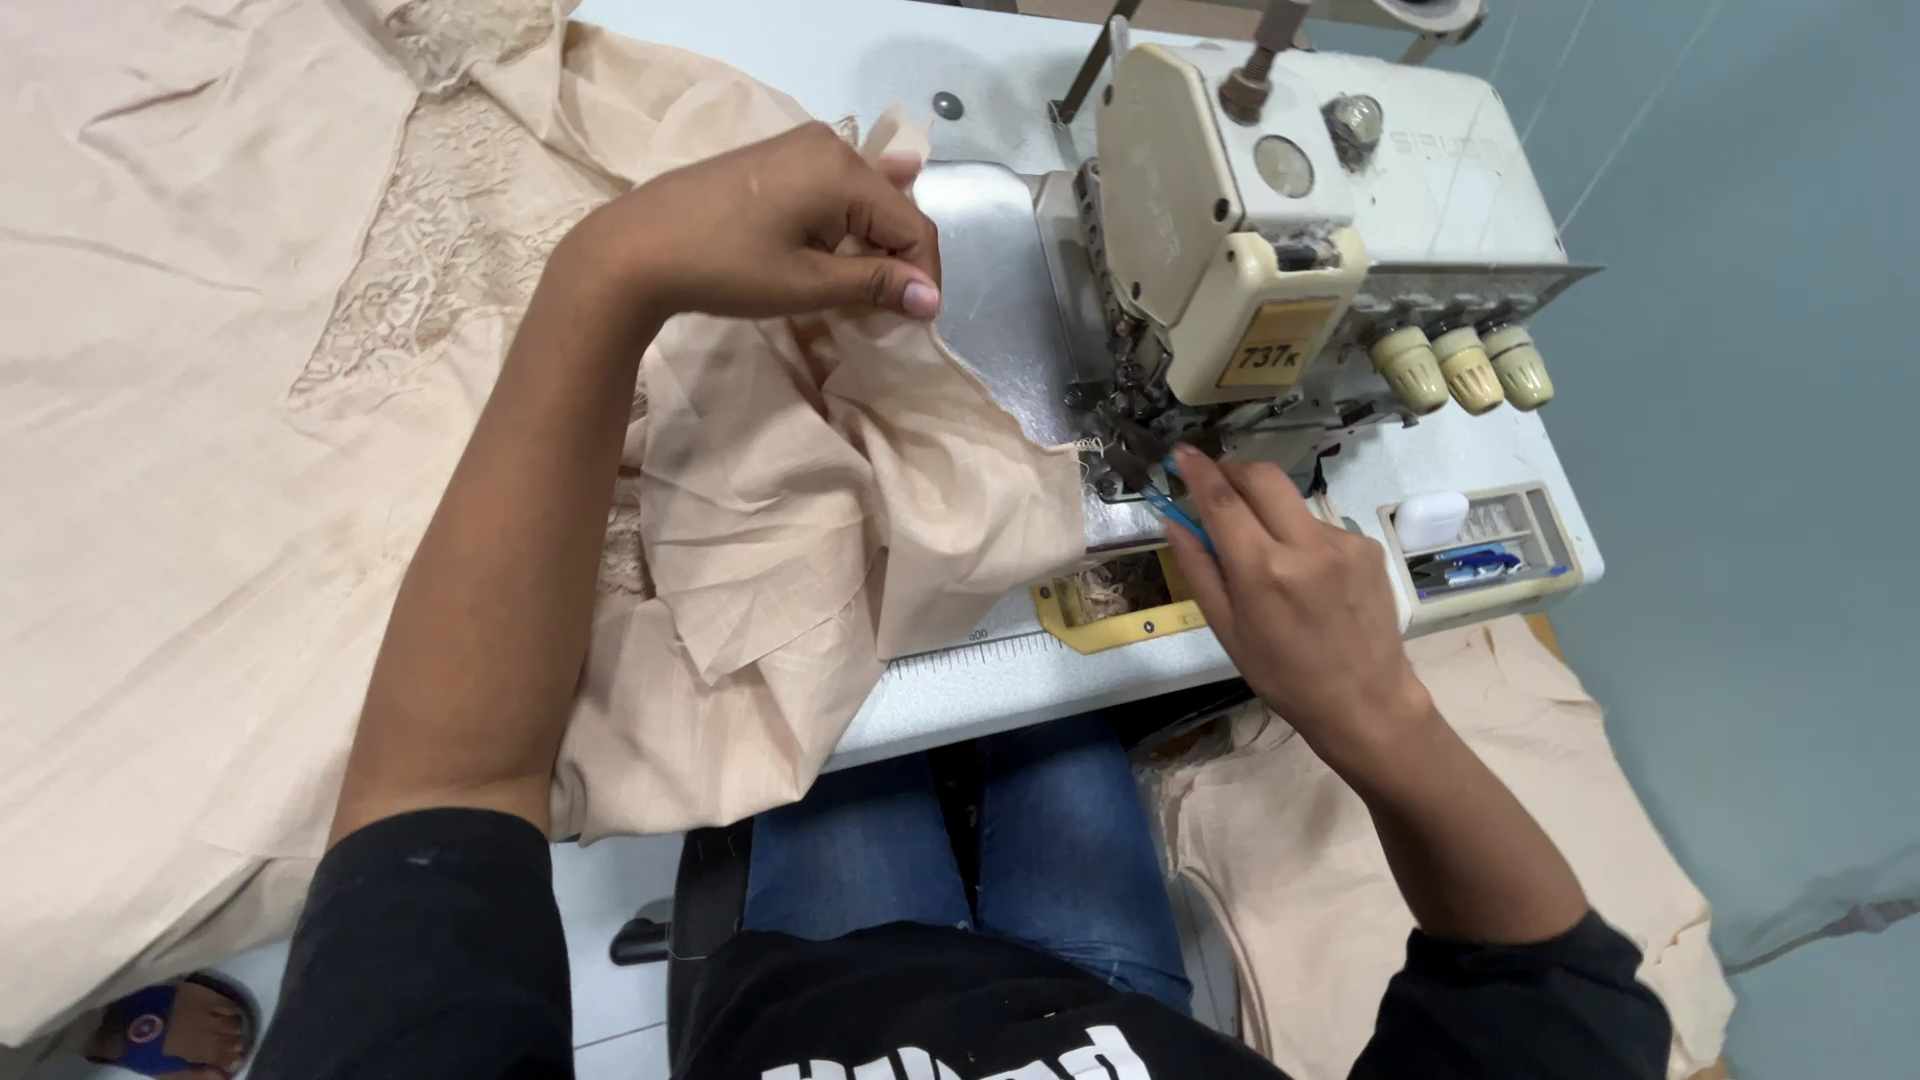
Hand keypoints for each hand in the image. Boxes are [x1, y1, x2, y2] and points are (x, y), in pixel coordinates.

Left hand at [558, 121, 941, 325]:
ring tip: (863, 295)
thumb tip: (933, 300)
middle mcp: (831, 146)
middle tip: (887, 314)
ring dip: (874, 251)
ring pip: (867, 204)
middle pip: (894, 210)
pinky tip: (853, 250)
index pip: (913, 226)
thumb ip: (876, 286)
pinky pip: (838, 195)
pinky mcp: (783, 160)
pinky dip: (849, 231)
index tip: (915, 323)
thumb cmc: (727, 268)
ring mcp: (804, 148)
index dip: (923, 278)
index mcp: (843, 171)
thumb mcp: (808, 284)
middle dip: (899, 264)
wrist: (639, 248)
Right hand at [1164, 445, 1433, 764]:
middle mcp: (1306, 545)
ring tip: (1261, 549)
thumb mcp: (1226, 629)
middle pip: (1263, 477)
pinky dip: (1296, 533)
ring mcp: (1343, 542)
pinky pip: (1317, 524)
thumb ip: (1198, 570)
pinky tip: (1301, 571)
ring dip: (1265, 507)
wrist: (1365, 701)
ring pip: (1290, 501)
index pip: (1222, 501)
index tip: (1180, 452)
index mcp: (1263, 571)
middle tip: (1215, 483)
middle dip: (1232, 470)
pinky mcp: (1366, 546)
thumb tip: (1174, 522)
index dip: (1198, 471)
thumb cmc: (1282, 674)